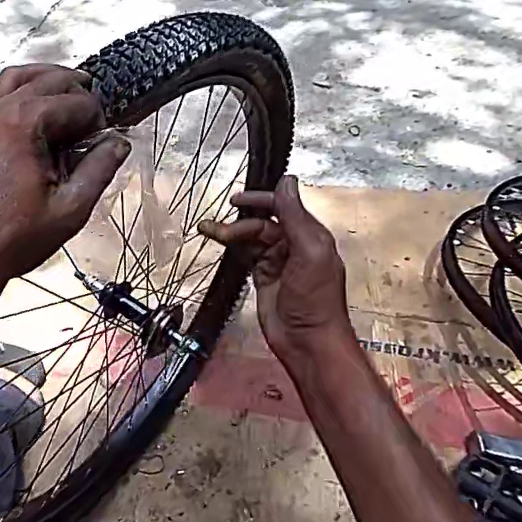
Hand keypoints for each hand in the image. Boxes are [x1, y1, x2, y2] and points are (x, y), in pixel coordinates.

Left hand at [0, 65, 130, 287]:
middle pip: (45, 78)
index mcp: (23, 123)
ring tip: (69, 99)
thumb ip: (99, 169)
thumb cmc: (11, 239)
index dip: (98, 117)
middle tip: (96, 115)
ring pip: (16, 80)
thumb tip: (119, 143)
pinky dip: (23, 97)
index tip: (106, 139)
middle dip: (77, 90)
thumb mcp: (69, 209)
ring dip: (46, 81)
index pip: (75, 100)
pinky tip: (38, 126)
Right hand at [198, 176, 355, 367]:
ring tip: (208, 231)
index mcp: (310, 235)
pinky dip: (233, 248)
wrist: (308, 342)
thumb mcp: (309, 252)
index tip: (236, 200)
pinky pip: (247, 256)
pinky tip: (220, 244)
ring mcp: (278, 263)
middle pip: (262, 223)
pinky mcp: (264, 278)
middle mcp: (294, 245)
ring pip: (251, 238)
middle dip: (240, 222)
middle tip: (216, 227)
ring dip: (231, 233)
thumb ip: (295, 216)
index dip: (260, 200)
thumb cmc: (314, 298)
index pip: (283, 207)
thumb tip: (287, 179)